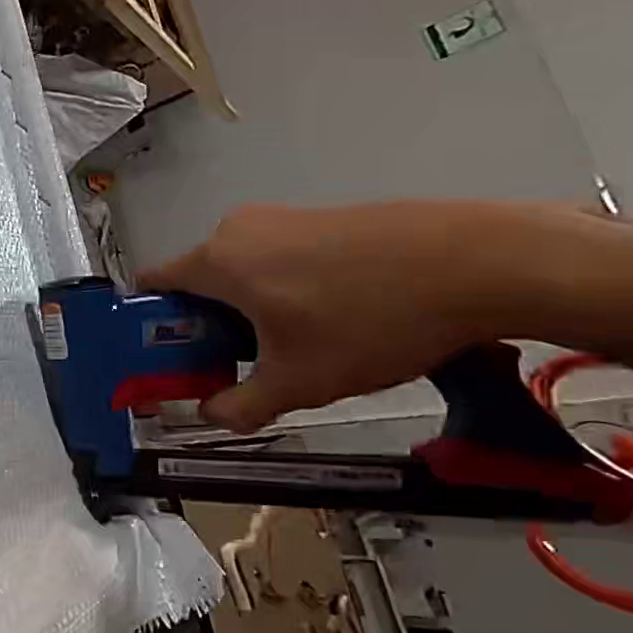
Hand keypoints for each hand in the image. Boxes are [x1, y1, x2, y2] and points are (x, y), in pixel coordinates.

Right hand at [138, 201, 597, 431]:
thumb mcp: (298, 381)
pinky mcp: (323, 215)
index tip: (172, 358)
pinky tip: (332, 314)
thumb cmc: (368, 322)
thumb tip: (210, 417)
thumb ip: (240, 406)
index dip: (150, 324)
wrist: (482, 262)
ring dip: (247, 308)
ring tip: (294, 343)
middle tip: (239, 363)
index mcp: (217, 260)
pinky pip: (278, 256)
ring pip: (241, 269)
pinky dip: (281, 288)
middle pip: (197, 280)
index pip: (152, 283)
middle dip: (206, 324)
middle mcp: (239, 228)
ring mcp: (284, 215)